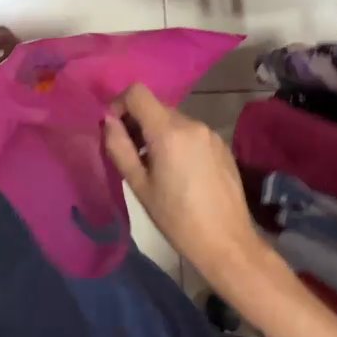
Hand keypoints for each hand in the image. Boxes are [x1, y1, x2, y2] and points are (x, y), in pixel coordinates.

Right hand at [102, 85, 277, 287]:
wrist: (228, 244)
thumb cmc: (177, 218)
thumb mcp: (139, 185)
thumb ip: (119, 147)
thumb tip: (108, 121)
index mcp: (169, 131)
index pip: (137, 93)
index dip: (120, 105)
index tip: (115, 130)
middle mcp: (192, 124)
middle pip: (155, 107)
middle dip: (137, 123)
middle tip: (131, 154)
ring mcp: (210, 134)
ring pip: (173, 120)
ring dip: (157, 133)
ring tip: (155, 167)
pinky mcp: (222, 146)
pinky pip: (191, 133)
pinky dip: (177, 142)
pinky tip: (180, 172)